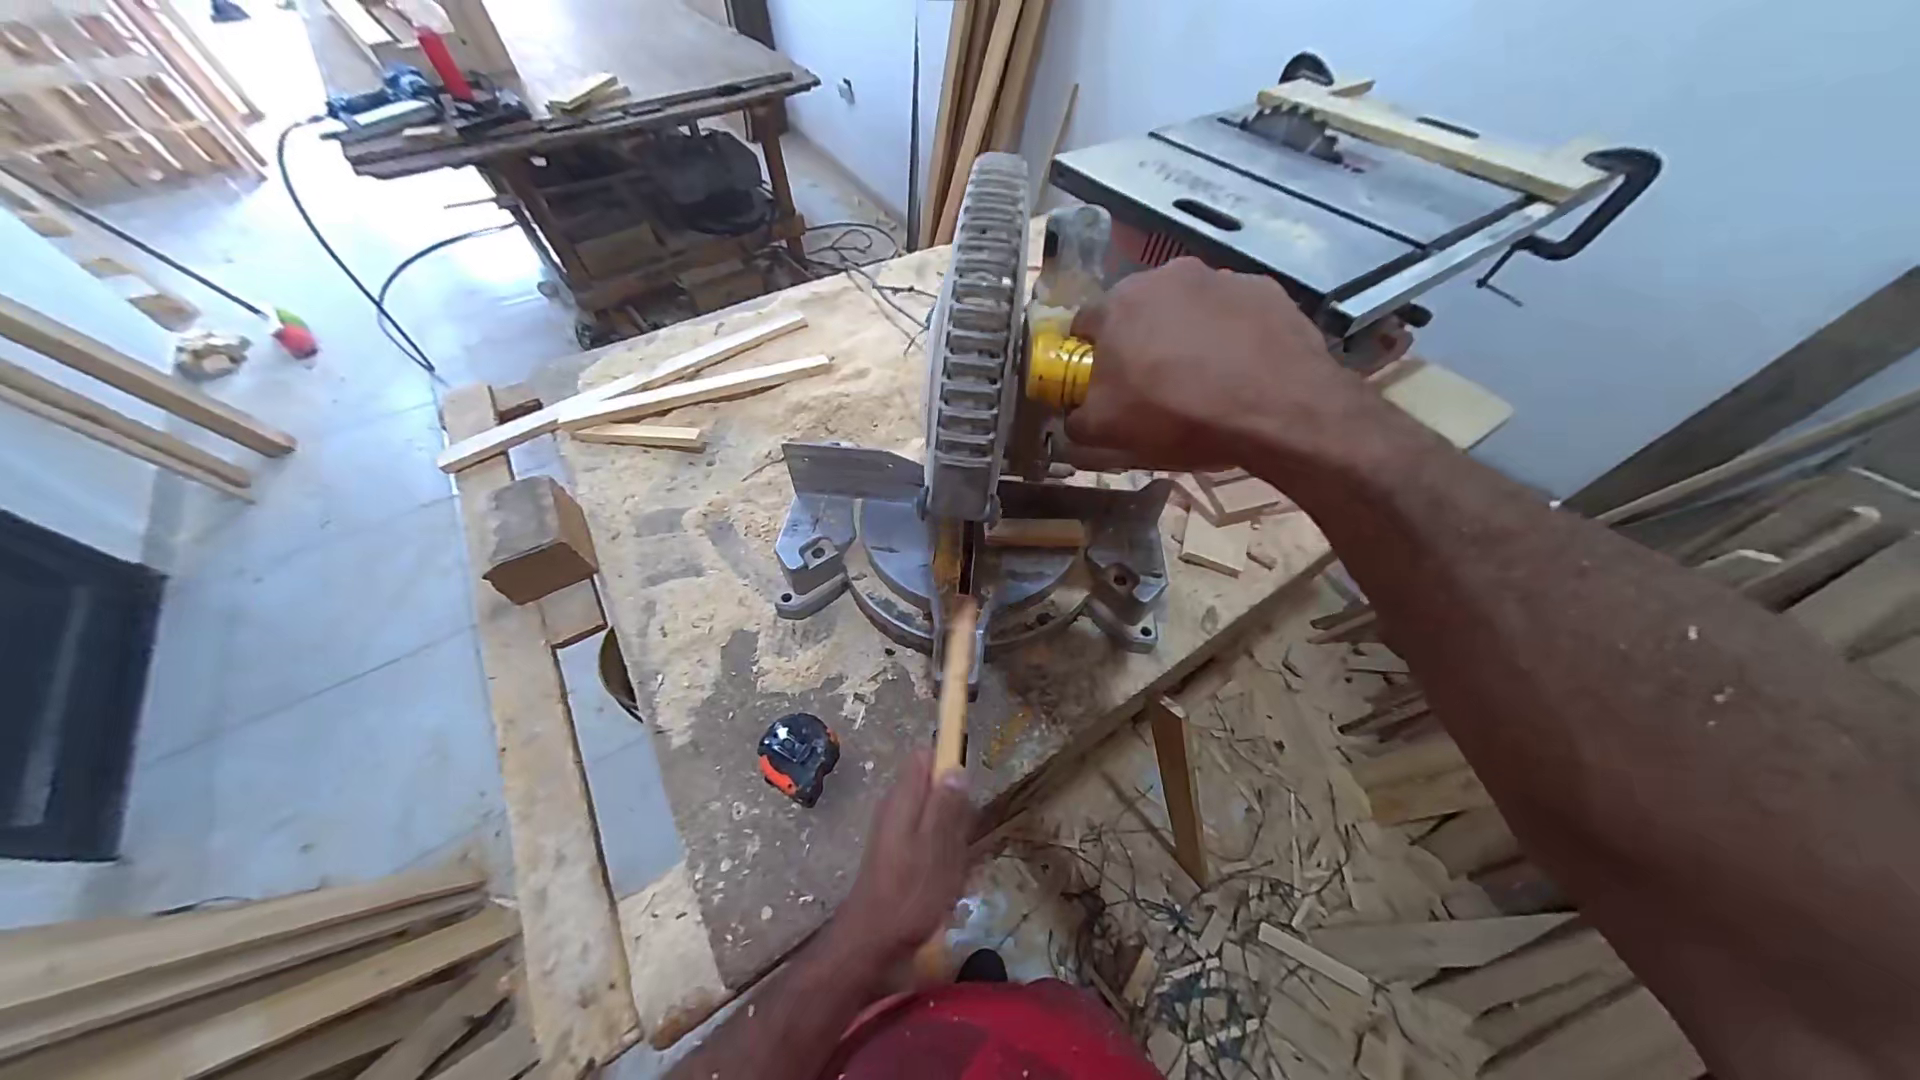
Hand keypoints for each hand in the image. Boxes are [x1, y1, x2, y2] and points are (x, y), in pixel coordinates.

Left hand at [833, 751, 976, 966]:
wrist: (872, 945)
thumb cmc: (909, 894)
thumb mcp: (938, 846)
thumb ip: (946, 805)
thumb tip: (955, 767)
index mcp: (904, 797)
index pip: (925, 756)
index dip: (948, 765)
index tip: (966, 794)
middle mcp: (896, 807)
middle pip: (934, 787)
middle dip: (956, 808)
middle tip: (962, 840)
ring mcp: (895, 831)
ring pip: (935, 816)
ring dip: (952, 837)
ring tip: (956, 867)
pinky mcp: (898, 855)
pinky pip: (928, 841)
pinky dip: (942, 856)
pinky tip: (947, 883)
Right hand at [1064, 258, 1396, 472]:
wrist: (1278, 410)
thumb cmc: (1177, 415)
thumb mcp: (1106, 433)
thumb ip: (1075, 421)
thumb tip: (1073, 418)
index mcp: (1118, 304)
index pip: (1083, 325)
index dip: (1088, 359)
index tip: (1103, 386)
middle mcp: (1166, 275)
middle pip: (1137, 311)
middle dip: (1137, 342)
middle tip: (1152, 385)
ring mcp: (1221, 277)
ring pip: (1186, 308)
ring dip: (1183, 335)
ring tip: (1202, 379)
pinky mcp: (1265, 289)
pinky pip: (1231, 313)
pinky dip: (1227, 335)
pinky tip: (1239, 369)